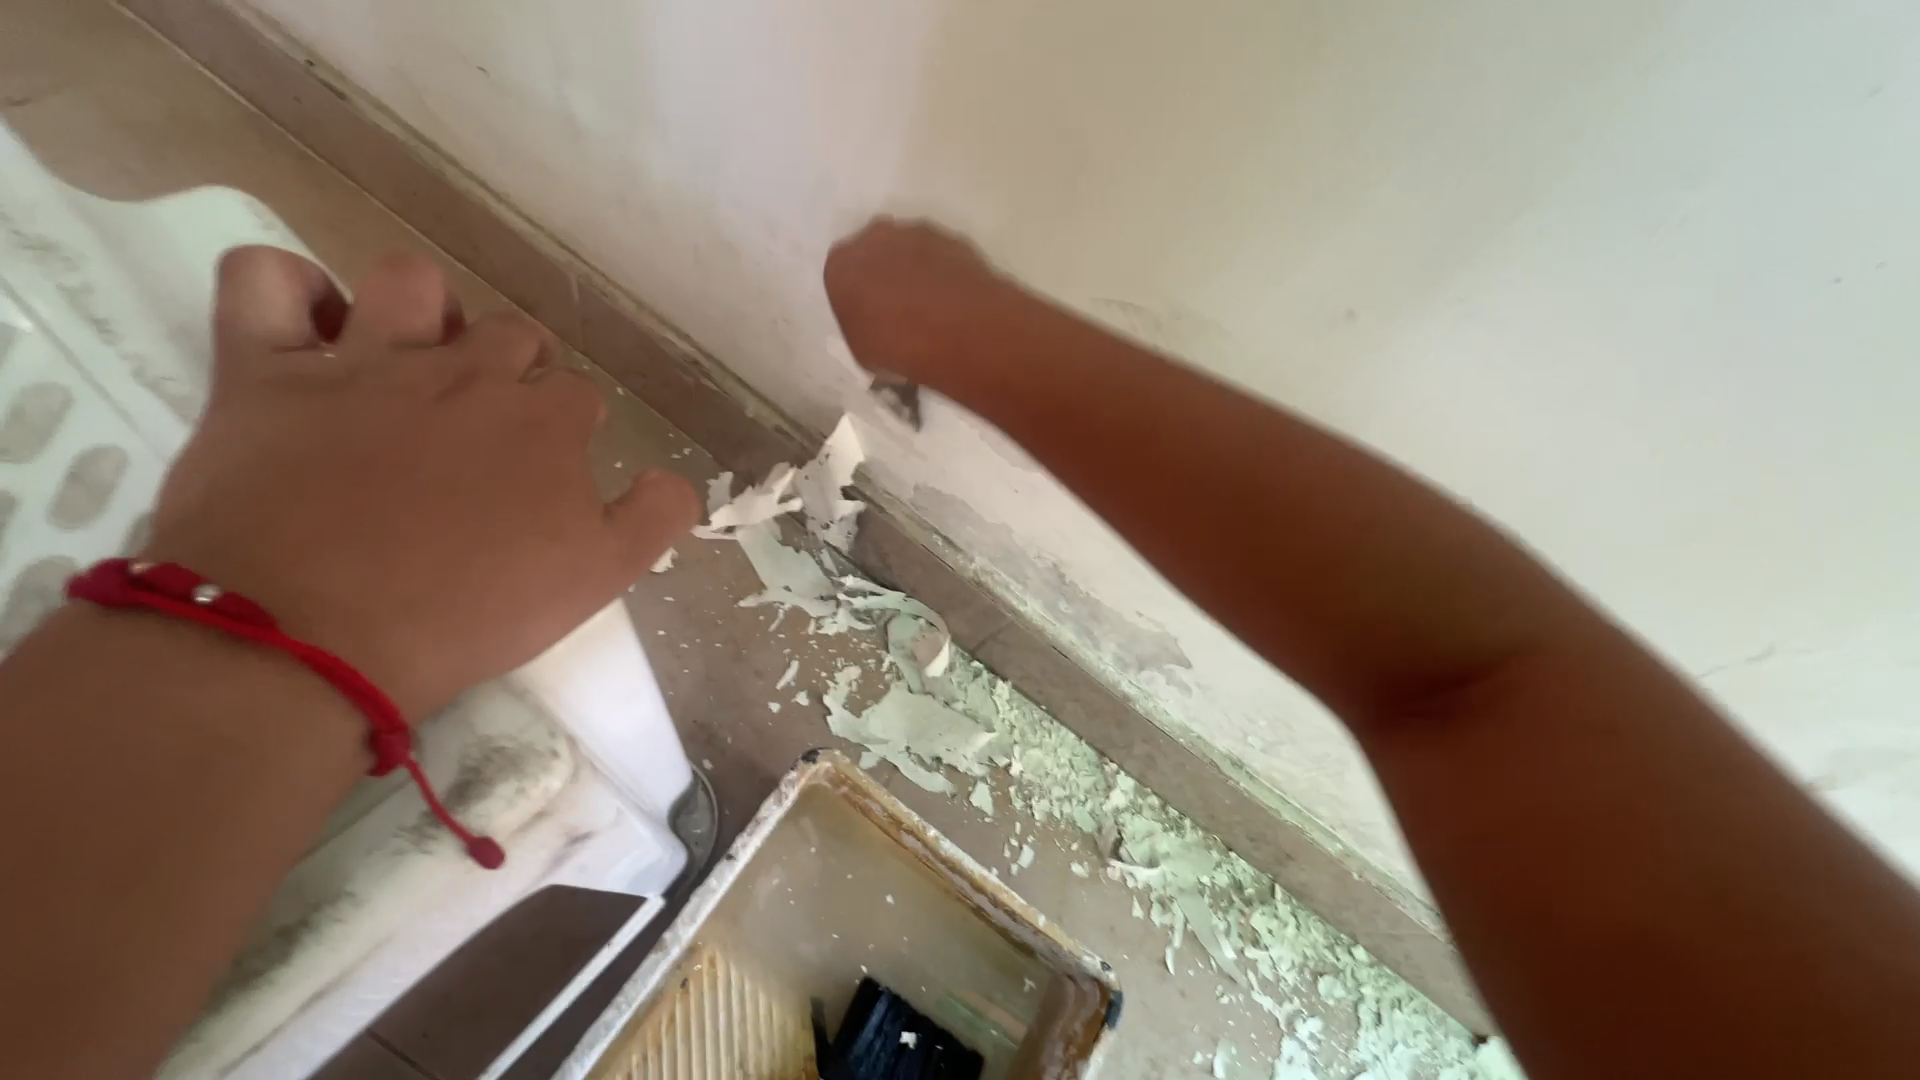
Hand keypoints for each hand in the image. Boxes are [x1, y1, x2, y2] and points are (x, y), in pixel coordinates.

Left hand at [145, 247, 699, 718]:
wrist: (313, 638)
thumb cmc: (471, 611)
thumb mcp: (600, 578)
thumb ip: (655, 518)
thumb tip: (675, 479)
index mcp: (543, 420)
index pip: (579, 393)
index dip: (573, 426)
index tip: (555, 468)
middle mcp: (464, 373)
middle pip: (511, 333)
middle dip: (520, 364)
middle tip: (499, 422)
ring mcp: (363, 364)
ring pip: (410, 281)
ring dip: (427, 308)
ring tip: (419, 357)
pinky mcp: (263, 373)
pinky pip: (264, 281)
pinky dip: (288, 288)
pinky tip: (313, 326)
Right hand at [823, 218, 1001, 382]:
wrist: (957, 332)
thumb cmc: (897, 348)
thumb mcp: (863, 353)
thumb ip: (862, 330)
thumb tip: (877, 332)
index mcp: (841, 266)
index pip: (842, 277)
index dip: (858, 298)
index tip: (872, 317)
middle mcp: (874, 238)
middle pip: (875, 254)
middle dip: (885, 275)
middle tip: (901, 309)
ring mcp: (915, 233)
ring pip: (910, 250)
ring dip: (917, 271)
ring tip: (933, 307)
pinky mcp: (951, 238)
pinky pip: (941, 256)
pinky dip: (944, 273)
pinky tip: (954, 301)